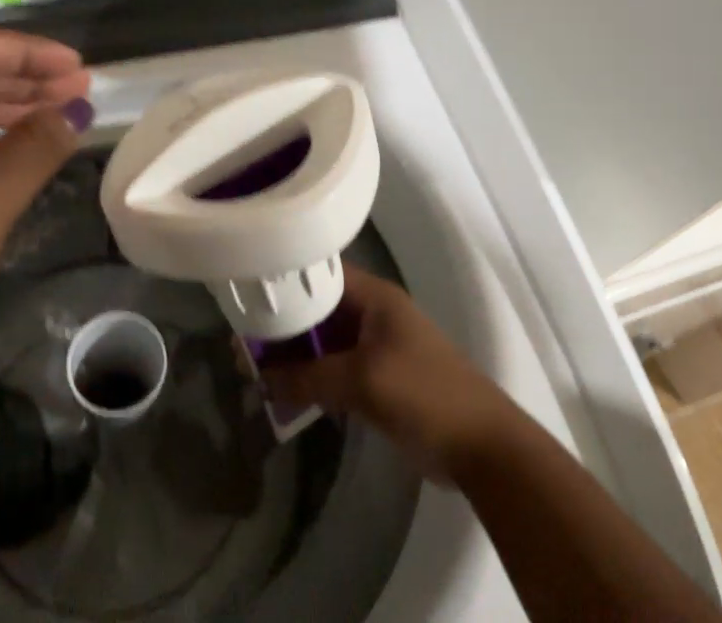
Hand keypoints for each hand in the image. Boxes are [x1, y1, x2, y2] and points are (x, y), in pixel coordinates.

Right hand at [263, 266, 514, 481]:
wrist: (481, 446)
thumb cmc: (424, 395)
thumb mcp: (361, 380)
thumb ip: (307, 377)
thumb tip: (260, 380)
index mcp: (375, 299)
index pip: (319, 274)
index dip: (283, 283)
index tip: (246, 297)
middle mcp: (372, 316)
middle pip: (316, 310)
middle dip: (280, 327)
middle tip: (240, 344)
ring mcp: (375, 349)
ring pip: (322, 344)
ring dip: (292, 357)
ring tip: (250, 370)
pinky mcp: (376, 381)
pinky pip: (332, 372)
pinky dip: (308, 379)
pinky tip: (280, 393)